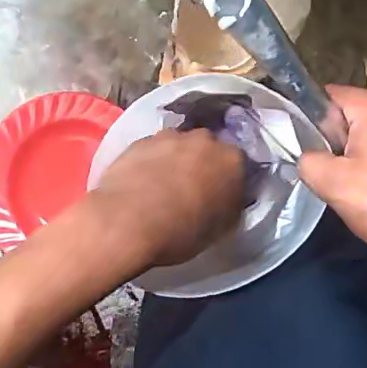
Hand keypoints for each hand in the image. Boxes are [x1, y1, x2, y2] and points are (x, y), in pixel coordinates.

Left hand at [77, 129, 244, 267]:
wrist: (127, 222)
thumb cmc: (183, 230)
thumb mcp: (223, 227)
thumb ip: (232, 204)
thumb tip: (229, 198)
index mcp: (233, 160)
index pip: (239, 165)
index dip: (230, 180)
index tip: (222, 195)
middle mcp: (205, 140)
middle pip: (208, 149)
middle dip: (203, 164)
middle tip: (193, 188)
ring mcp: (170, 137)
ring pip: (179, 146)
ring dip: (176, 160)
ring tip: (163, 186)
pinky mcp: (138, 141)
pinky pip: (152, 150)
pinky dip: (150, 162)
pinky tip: (142, 183)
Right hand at [297, 86, 366, 267]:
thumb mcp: (338, 187)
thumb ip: (309, 163)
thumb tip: (308, 156)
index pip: (323, 97)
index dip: (308, 125)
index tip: (308, 157)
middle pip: (349, 117)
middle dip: (337, 147)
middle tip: (337, 182)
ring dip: (361, 161)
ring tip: (365, 193)